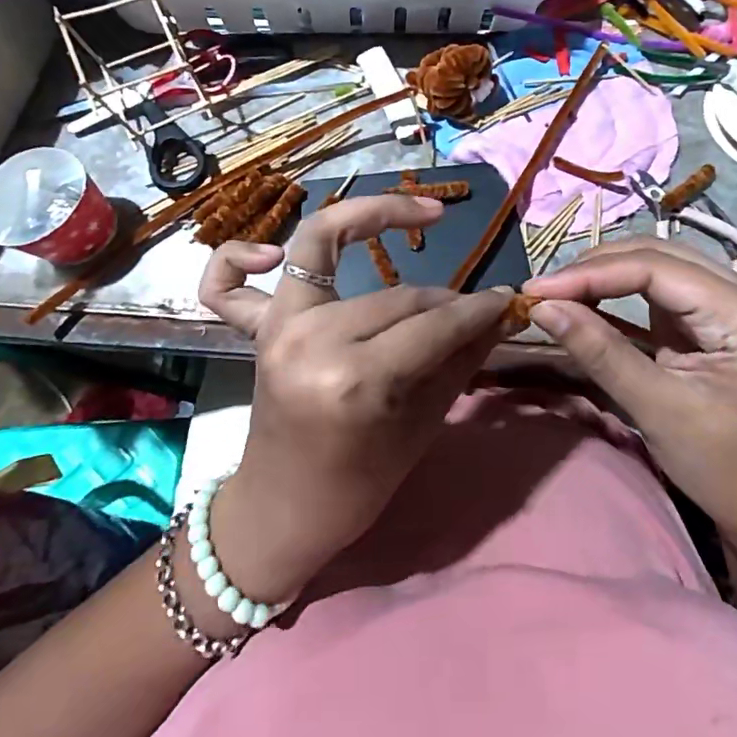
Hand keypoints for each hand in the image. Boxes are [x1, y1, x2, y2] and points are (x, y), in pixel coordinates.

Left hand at [195, 194, 511, 611]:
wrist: (284, 514)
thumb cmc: (360, 487)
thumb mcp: (422, 424)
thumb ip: (461, 358)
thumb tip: (501, 312)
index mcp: (355, 381)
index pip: (431, 323)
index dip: (477, 309)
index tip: (507, 300)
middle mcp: (309, 341)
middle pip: (396, 294)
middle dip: (446, 298)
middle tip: (475, 307)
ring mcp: (276, 330)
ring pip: (333, 253)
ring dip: (380, 232)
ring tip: (422, 222)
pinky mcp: (258, 332)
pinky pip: (229, 282)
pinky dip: (239, 256)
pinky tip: (273, 251)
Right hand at [521, 238, 736, 549]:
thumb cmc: (724, 468)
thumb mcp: (658, 408)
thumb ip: (600, 351)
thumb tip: (541, 307)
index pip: (658, 268)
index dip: (593, 273)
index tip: (538, 289)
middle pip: (662, 257)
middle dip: (598, 269)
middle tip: (544, 291)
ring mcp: (736, 306)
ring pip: (662, 268)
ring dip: (608, 277)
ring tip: (560, 293)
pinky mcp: (718, 322)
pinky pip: (665, 294)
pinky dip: (624, 296)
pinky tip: (590, 302)